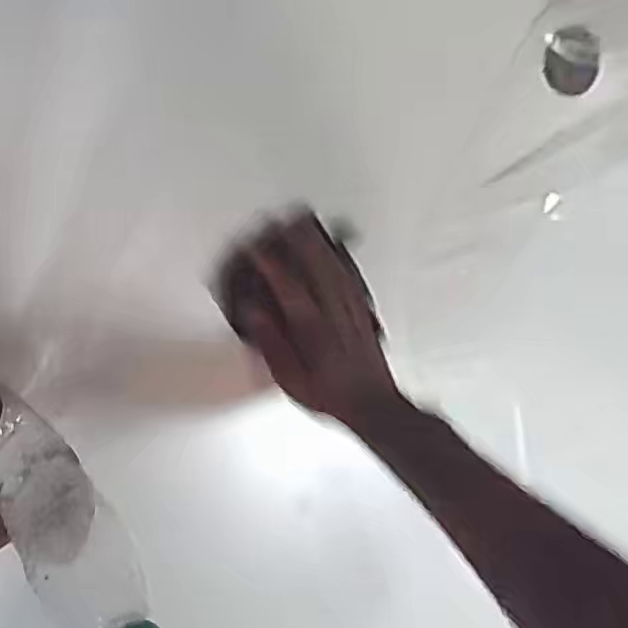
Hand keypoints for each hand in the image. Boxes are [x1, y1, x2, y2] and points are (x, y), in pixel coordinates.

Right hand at [214, 209, 400, 426]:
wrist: (372, 406)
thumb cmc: (330, 394)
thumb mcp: (289, 377)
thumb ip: (271, 343)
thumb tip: (256, 314)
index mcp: (312, 329)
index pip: (288, 287)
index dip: (270, 266)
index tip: (255, 250)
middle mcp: (333, 314)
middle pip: (314, 267)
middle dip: (295, 241)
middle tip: (280, 221)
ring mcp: (351, 310)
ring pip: (332, 267)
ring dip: (316, 242)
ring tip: (303, 223)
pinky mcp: (363, 311)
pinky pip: (349, 277)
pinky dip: (338, 257)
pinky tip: (333, 247)